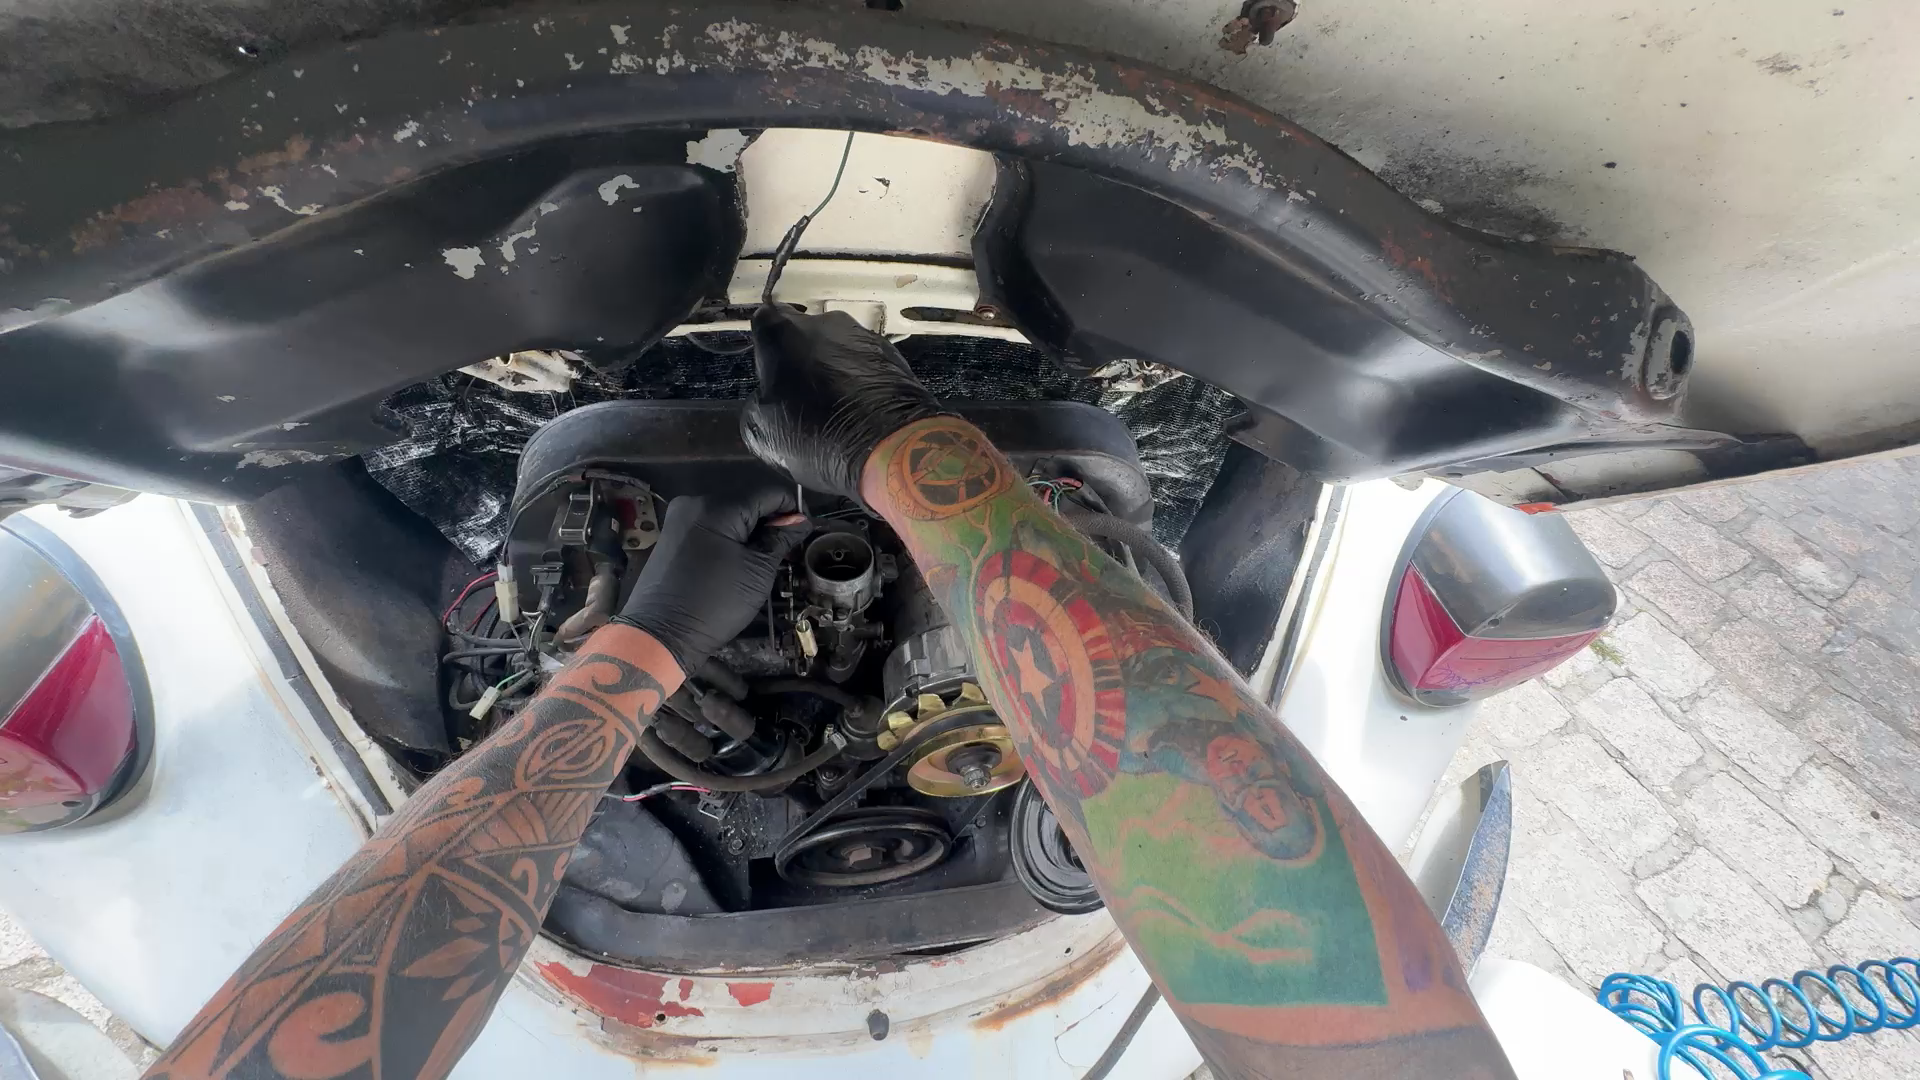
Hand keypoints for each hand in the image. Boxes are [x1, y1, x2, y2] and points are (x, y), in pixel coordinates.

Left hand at [613, 487, 809, 674]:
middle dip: (769, 522)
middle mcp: (695, 502)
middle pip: (747, 501)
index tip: (801, 534)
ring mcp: (680, 518)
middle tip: (783, 552)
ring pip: (730, 514)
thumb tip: (801, 519)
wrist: (662, 634)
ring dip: (750, 532)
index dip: (792, 510)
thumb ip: (781, 538)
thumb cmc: (716, 602)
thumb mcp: (758, 570)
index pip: (768, 493)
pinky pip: (711, 526)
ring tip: (761, 560)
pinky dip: (730, 538)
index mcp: (717, 507)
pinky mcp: (673, 535)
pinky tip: (736, 561)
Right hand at [741, 306, 951, 501]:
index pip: (763, 326)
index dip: (767, 355)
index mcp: (782, 330)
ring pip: (840, 349)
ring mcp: (863, 335)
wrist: (889, 446)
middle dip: (804, 360)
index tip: (774, 381)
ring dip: (837, 370)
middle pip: (805, 335)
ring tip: (842, 409)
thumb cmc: (818, 435)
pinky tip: (866, 410)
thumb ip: (757, 404)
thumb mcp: (761, 432)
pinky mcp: (895, 354)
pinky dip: (864, 380)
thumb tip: (767, 402)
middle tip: (808, 400)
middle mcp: (824, 321)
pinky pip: (868, 364)